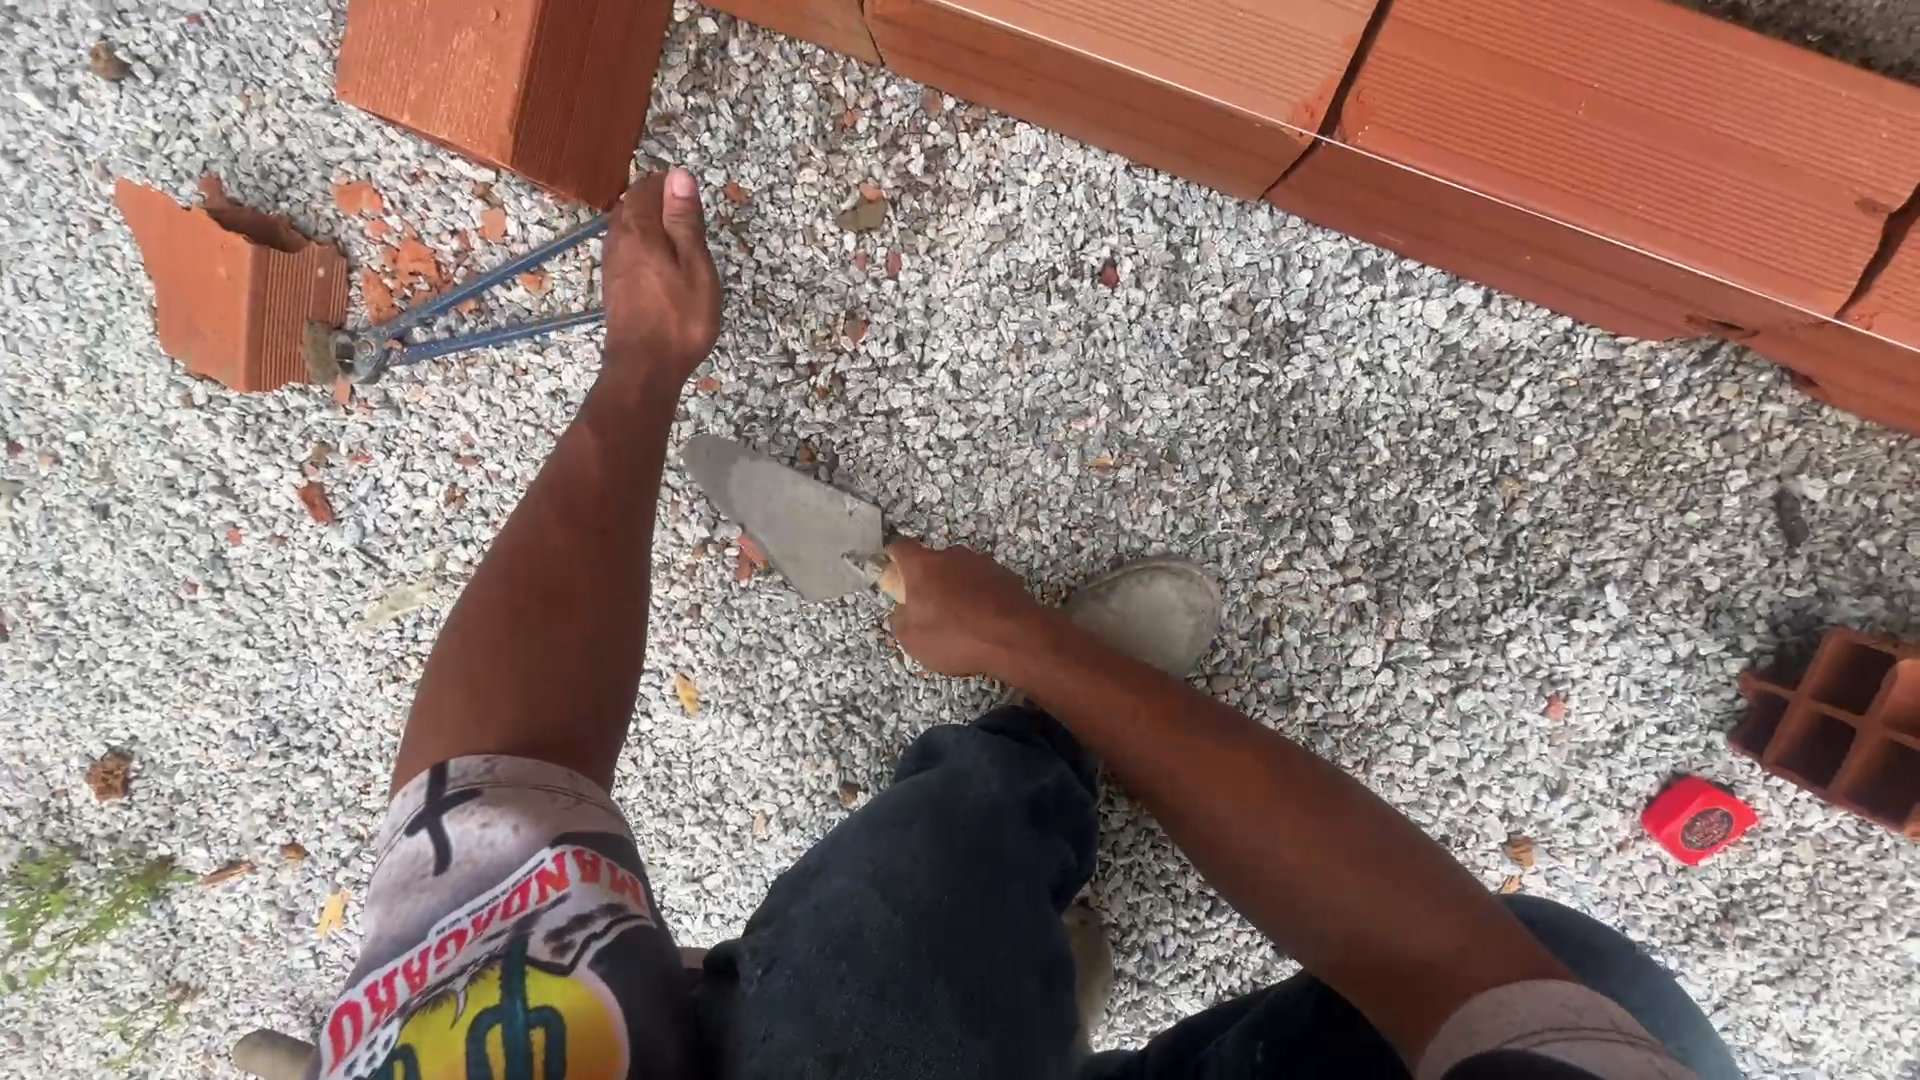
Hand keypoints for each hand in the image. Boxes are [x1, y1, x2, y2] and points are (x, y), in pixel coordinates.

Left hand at [600, 168, 721, 385]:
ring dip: (651, 226)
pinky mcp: (614, 284)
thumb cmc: (680, 320)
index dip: (672, 187)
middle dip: (660, 203)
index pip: (649, 187)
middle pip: (634, 204)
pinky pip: (627, 250)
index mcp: (640, 229)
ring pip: (628, 227)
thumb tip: (679, 175)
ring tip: (679, 243)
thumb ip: (685, 222)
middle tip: (691, 221)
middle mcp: (618, 239)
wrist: (645, 367)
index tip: (695, 201)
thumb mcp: (696, 268)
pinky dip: (644, 247)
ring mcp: (612, 263)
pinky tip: (661, 265)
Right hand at [886, 539, 1051, 677]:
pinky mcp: (1005, 575)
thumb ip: (900, 618)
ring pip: (960, 572)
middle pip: (933, 561)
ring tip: (961, 619)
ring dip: (956, 588)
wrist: (1014, 637)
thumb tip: (903, 610)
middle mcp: (952, 556)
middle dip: (929, 580)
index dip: (895, 558)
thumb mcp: (912, 639)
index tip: (895, 571)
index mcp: (923, 565)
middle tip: (930, 608)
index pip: (901, 547)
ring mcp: (982, 563)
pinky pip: (983, 583)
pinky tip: (983, 620)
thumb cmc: (955, 636)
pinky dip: (979, 596)